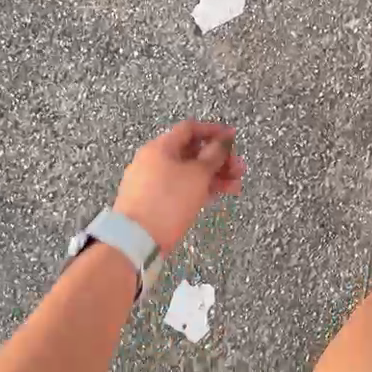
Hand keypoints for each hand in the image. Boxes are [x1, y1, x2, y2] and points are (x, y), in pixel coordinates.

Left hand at [112, 120, 245, 251]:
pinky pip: (180, 188)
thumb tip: (224, 139)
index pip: (190, 128)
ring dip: (214, 176)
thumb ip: (215, 153)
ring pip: (188, 172)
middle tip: (238, 168)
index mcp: (160, 148)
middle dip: (219, 159)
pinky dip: (199, 189)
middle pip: (192, 151)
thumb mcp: (198, 173)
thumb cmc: (168, 201)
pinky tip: (216, 196)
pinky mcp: (151, 203)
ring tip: (234, 187)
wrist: (134, 243)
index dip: (214, 131)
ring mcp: (150, 183)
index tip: (233, 139)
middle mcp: (152, 161)